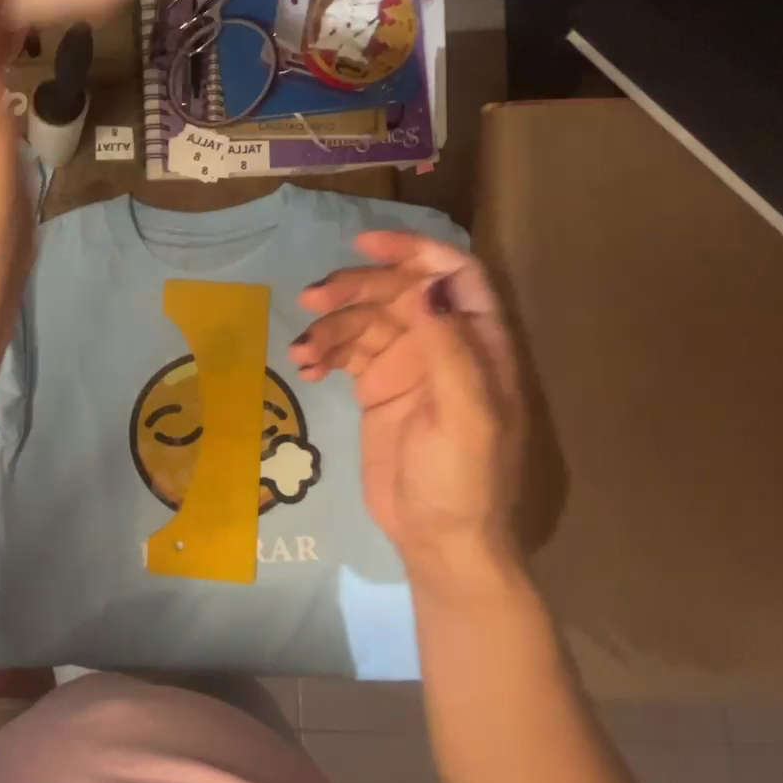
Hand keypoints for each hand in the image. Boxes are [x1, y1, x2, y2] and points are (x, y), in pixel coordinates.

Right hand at [289, 232, 523, 564]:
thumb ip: (448, 349)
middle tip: (311, 301)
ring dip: (330, 328)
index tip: (364, 245)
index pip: (453, 276)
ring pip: (364, 321)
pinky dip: (324, 353)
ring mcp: (408, 366)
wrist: (438, 537)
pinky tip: (306, 367)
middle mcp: (444, 345)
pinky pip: (346, 353)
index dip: (414, 251)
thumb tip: (423, 285)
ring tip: (302, 352)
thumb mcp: (466, 416)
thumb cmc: (464, 480)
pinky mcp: (377, 388)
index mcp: (479, 345)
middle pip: (397, 293)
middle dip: (354, 290)